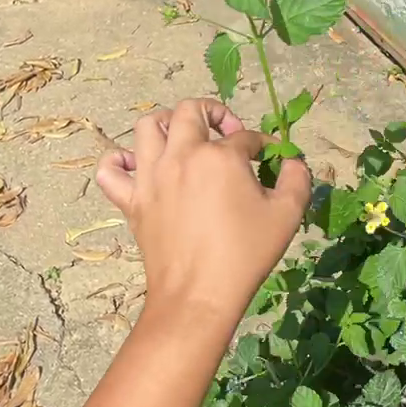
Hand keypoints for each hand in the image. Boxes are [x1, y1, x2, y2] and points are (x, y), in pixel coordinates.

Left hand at [95, 98, 310, 329]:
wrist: (199, 296)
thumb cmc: (246, 254)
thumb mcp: (287, 214)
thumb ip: (296, 178)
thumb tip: (293, 161)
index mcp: (220, 156)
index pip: (245, 136)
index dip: (262, 145)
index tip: (270, 162)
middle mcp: (181, 156)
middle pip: (189, 110)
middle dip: (214, 112)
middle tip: (228, 135)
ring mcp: (151, 177)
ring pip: (147, 127)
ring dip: (167, 124)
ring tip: (184, 139)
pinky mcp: (132, 201)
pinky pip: (109, 171)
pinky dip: (118, 162)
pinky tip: (137, 166)